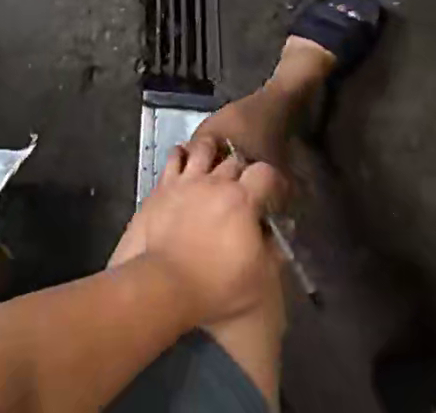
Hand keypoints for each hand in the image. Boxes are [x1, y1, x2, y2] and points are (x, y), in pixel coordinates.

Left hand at [120, 137, 282, 324]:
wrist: (166, 283)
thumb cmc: (218, 285)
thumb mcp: (261, 278)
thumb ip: (272, 252)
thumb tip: (273, 236)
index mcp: (241, 201)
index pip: (265, 173)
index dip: (273, 180)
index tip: (274, 193)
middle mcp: (213, 182)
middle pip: (233, 160)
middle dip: (242, 169)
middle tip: (244, 184)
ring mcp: (185, 181)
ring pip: (201, 149)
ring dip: (211, 151)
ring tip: (214, 157)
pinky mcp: (162, 186)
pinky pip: (173, 158)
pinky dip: (181, 155)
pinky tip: (183, 159)